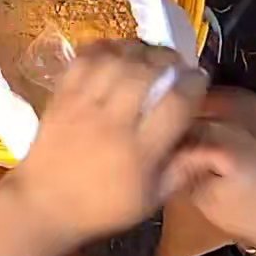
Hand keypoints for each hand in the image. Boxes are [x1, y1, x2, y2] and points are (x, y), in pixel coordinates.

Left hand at [7, 41, 207, 246]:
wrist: (42, 206)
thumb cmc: (101, 207)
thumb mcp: (150, 200)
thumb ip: (182, 169)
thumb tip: (213, 144)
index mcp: (140, 152)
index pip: (175, 103)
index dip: (193, 83)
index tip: (198, 77)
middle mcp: (113, 123)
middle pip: (145, 72)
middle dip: (167, 58)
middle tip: (174, 62)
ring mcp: (83, 106)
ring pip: (115, 60)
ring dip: (137, 50)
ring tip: (147, 55)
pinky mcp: (62, 96)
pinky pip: (84, 59)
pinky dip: (104, 48)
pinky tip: (116, 53)